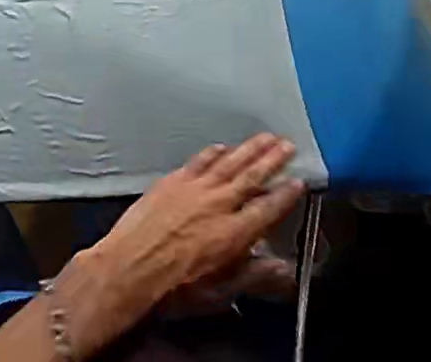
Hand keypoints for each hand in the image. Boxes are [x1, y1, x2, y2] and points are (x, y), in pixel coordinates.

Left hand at [83, 135, 304, 328]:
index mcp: (233, 233)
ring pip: (228, 162)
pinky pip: (199, 160)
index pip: (267, 209)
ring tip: (264, 137)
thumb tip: (283, 269)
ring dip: (249, 148)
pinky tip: (222, 146)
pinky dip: (213, 152)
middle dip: (272, 160)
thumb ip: (254, 276)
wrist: (131, 266)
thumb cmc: (174, 286)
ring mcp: (194, 187)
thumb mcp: (220, 292)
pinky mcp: (173, 180)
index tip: (298, 182)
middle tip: (287, 145)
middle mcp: (218, 203)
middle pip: (251, 176)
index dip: (285, 196)